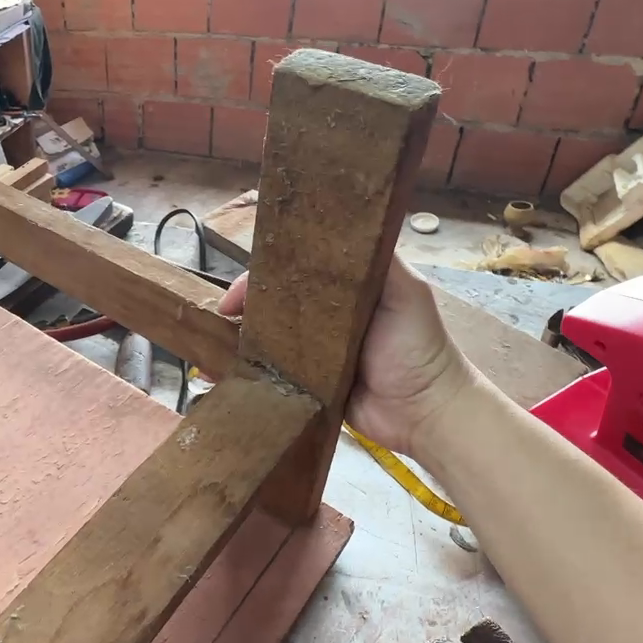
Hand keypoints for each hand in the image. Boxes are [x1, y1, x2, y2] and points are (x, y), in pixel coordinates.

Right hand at [221, 257, 474, 453]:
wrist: (424, 415)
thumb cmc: (418, 347)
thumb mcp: (405, 290)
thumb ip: (378, 258)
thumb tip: (332, 227)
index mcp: (343, 287)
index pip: (295, 266)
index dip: (265, 269)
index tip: (243, 284)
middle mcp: (322, 314)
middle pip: (274, 299)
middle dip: (246, 301)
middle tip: (225, 313)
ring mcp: (310, 350)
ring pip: (267, 334)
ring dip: (241, 334)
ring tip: (218, 338)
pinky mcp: (303, 383)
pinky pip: (270, 370)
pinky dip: (248, 367)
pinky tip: (225, 365)